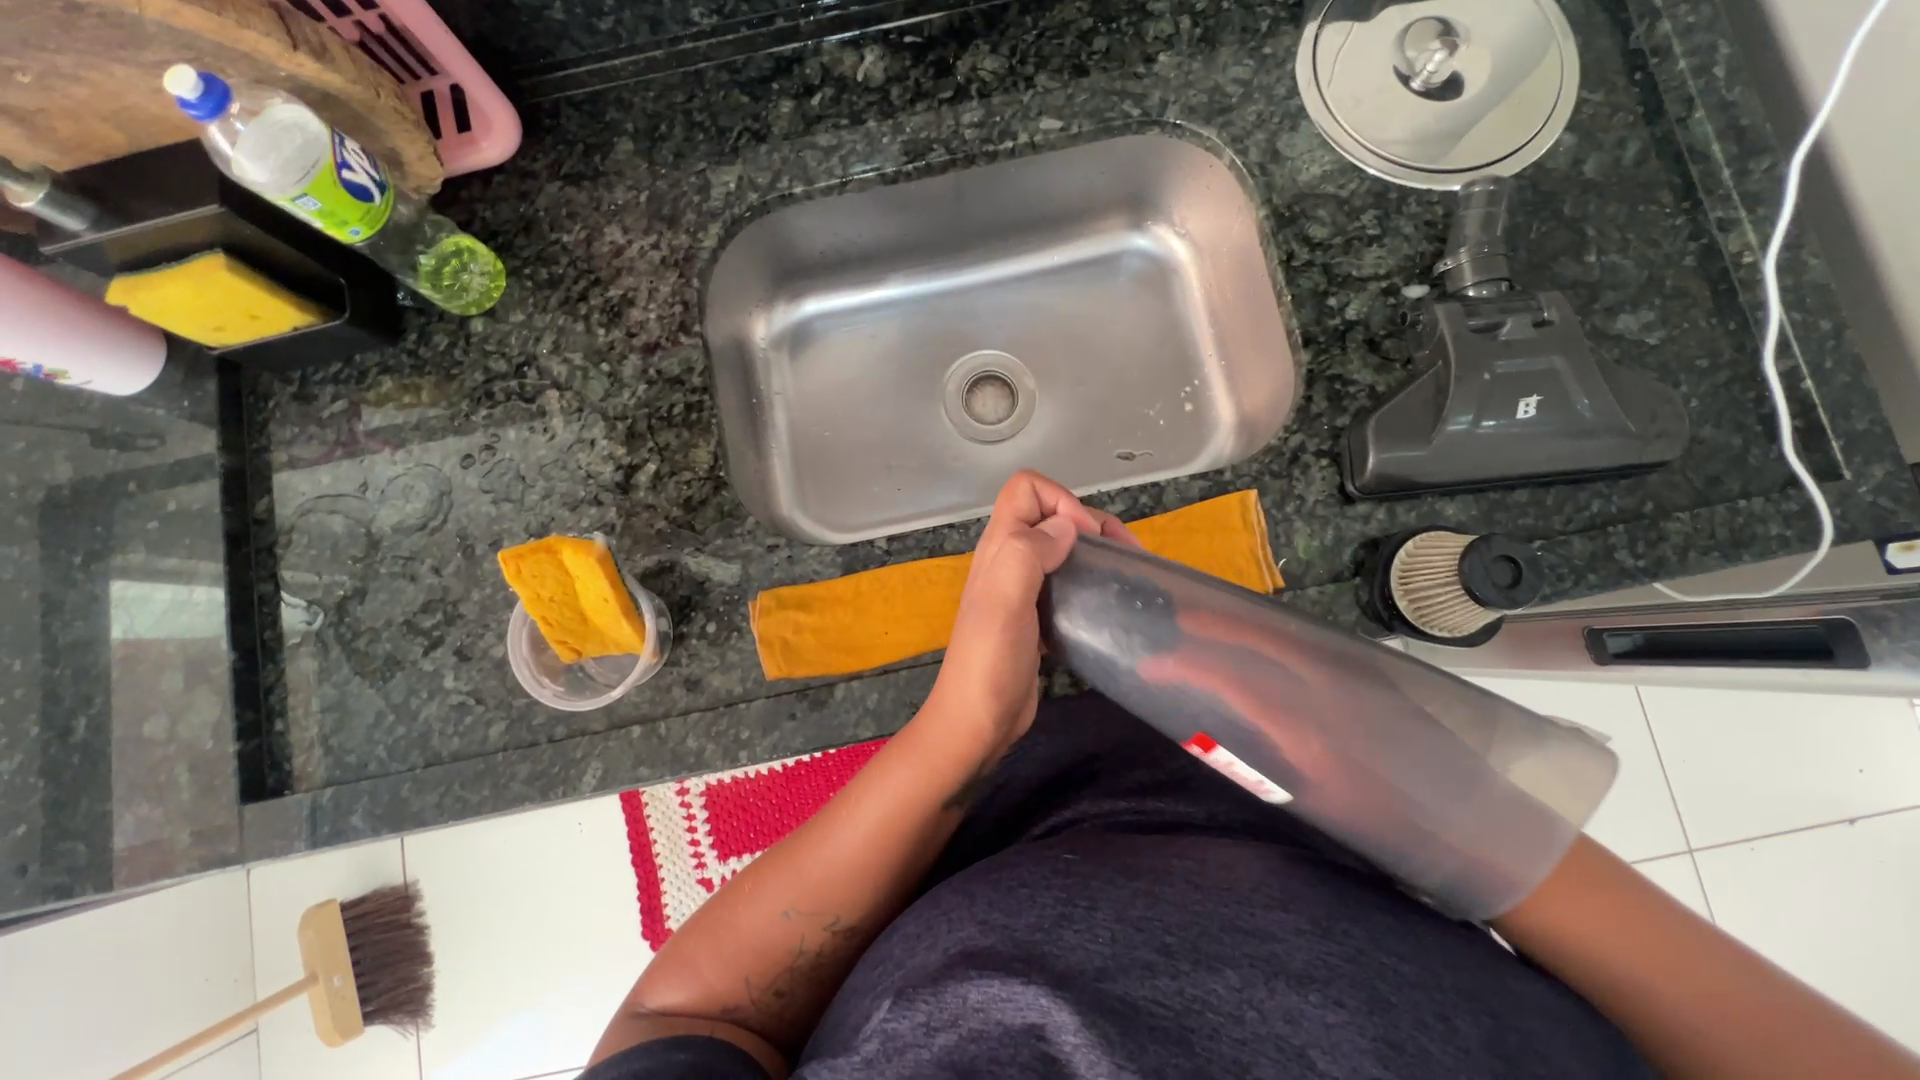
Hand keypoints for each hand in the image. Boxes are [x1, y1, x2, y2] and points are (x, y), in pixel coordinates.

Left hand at [928, 470, 1136, 752]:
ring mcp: (1023, 591)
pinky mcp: (1037, 618)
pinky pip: (1067, 584)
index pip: (1026, 490)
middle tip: (1128, 555)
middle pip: (1050, 516)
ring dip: (1096, 552)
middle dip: (1091, 523)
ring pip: (1063, 550)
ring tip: (1130, 574)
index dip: (1061, 500)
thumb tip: (1067, 526)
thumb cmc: (990, 661)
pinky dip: (1091, 582)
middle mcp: (1009, 562)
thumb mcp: (1005, 600)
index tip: (1088, 538)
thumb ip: (1028, 553)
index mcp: (999, 548)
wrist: (978, 721)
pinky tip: (1110, 601)